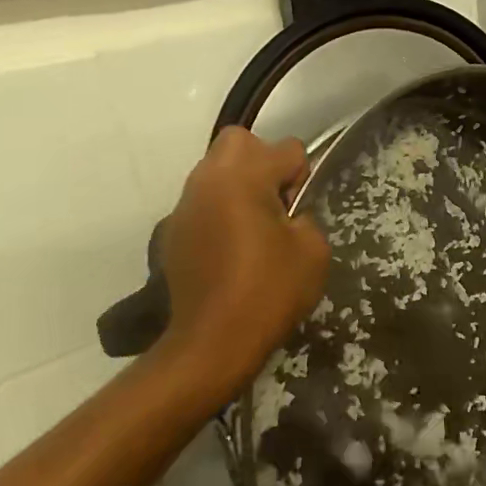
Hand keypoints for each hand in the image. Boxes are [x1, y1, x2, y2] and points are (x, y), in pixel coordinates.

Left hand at [147, 128, 328, 405]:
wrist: (212, 343)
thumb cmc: (269, 291)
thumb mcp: (313, 250)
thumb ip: (306, 216)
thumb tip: (288, 213)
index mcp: (244, 178)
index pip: (286, 148)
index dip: (301, 175)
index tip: (298, 210)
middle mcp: (208, 180)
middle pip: (239, 141)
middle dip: (262, 161)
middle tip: (275, 202)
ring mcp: (185, 205)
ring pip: (216, 170)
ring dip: (239, 185)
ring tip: (254, 227)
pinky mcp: (173, 232)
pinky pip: (203, 202)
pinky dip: (220, 211)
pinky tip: (231, 249)